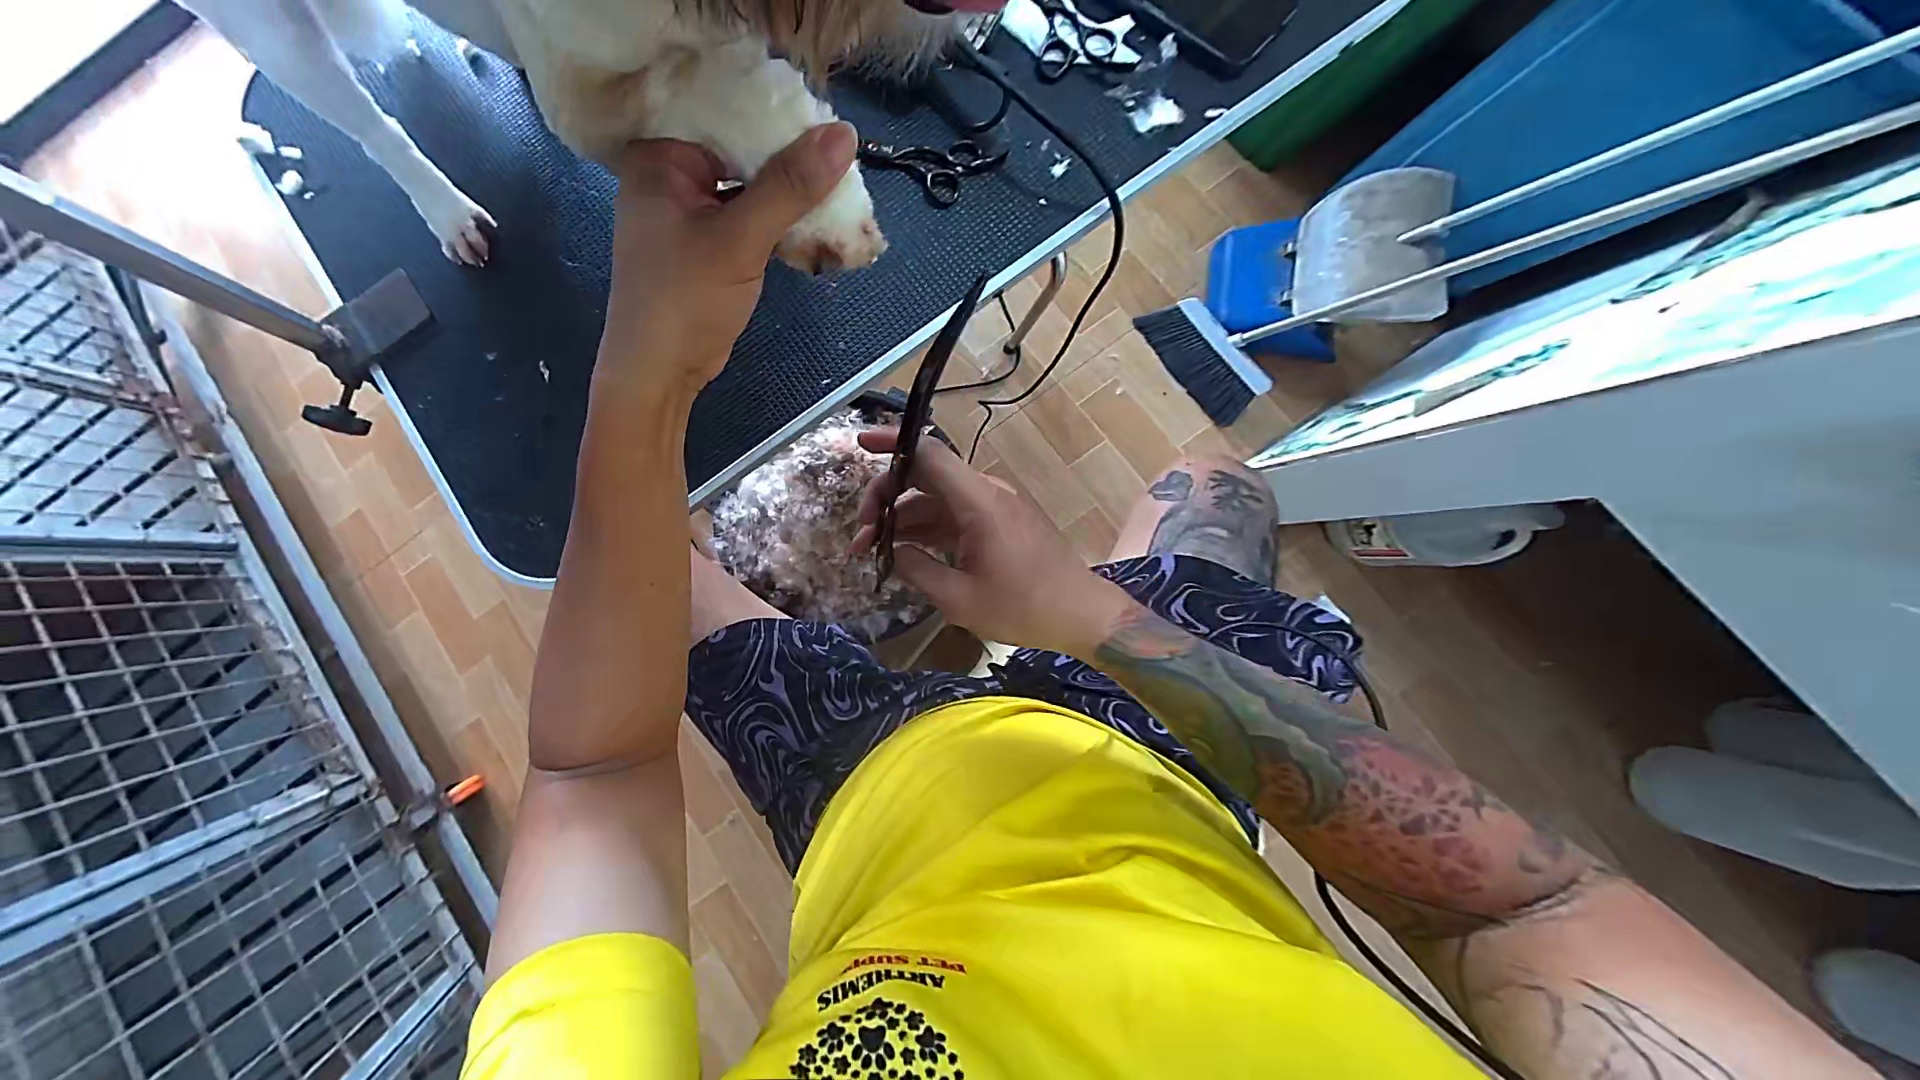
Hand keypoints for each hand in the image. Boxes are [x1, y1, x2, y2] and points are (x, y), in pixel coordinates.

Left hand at [597, 124, 856, 397]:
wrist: (661, 371)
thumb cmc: (686, 298)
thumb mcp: (740, 238)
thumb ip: (790, 187)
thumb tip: (844, 136)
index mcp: (661, 156)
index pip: (725, 117)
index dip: (777, 119)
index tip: (828, 124)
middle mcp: (672, 177)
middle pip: (741, 155)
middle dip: (790, 164)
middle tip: (843, 161)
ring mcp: (691, 214)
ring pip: (751, 190)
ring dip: (791, 198)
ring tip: (840, 191)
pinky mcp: (710, 246)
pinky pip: (752, 221)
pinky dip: (781, 225)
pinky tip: (817, 226)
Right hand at [850, 427, 1132, 656]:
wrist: (1080, 615)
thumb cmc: (1024, 608)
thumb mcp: (959, 599)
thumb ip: (917, 569)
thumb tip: (890, 551)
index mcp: (979, 502)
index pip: (929, 453)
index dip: (892, 442)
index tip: (860, 443)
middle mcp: (986, 494)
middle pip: (925, 476)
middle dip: (885, 496)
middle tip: (860, 533)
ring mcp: (994, 508)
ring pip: (935, 499)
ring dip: (902, 519)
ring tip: (870, 550)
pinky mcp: (998, 523)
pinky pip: (953, 516)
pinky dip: (926, 529)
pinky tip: (902, 551)